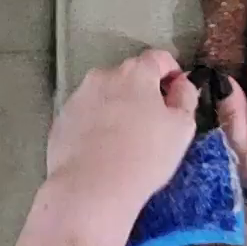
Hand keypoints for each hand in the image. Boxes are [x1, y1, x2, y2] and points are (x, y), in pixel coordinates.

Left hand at [47, 50, 199, 212]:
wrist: (91, 187)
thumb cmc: (144, 156)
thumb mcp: (181, 128)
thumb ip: (185, 97)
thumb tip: (182, 83)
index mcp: (135, 72)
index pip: (158, 58)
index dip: (172, 73)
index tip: (177, 92)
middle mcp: (102, 76)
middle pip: (129, 76)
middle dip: (142, 92)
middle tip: (152, 123)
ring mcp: (78, 97)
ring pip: (105, 95)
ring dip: (117, 107)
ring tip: (125, 140)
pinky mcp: (61, 119)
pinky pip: (86, 115)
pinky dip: (96, 124)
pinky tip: (102, 150)